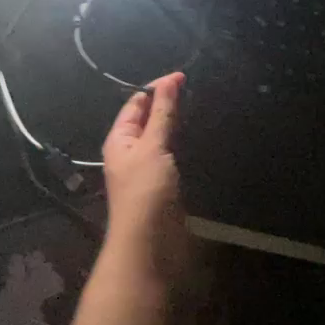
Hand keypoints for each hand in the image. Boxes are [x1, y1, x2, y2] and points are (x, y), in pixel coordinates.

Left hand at [99, 72, 189, 282]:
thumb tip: (169, 80)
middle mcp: (131, 150)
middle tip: (197, 89)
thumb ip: (163, 113)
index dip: (158, 86)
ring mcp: (148, 168)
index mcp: (120, 138)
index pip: (137, 101)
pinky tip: (202, 137)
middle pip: (150, 118)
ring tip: (203, 107)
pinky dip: (186, 143)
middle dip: (169, 103)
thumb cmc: (145, 193)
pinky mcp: (165, 185)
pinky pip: (174, 155)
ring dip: (179, 124)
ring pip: (164, 136)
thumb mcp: (153, 147)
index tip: (185, 76)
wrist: (149, 247)